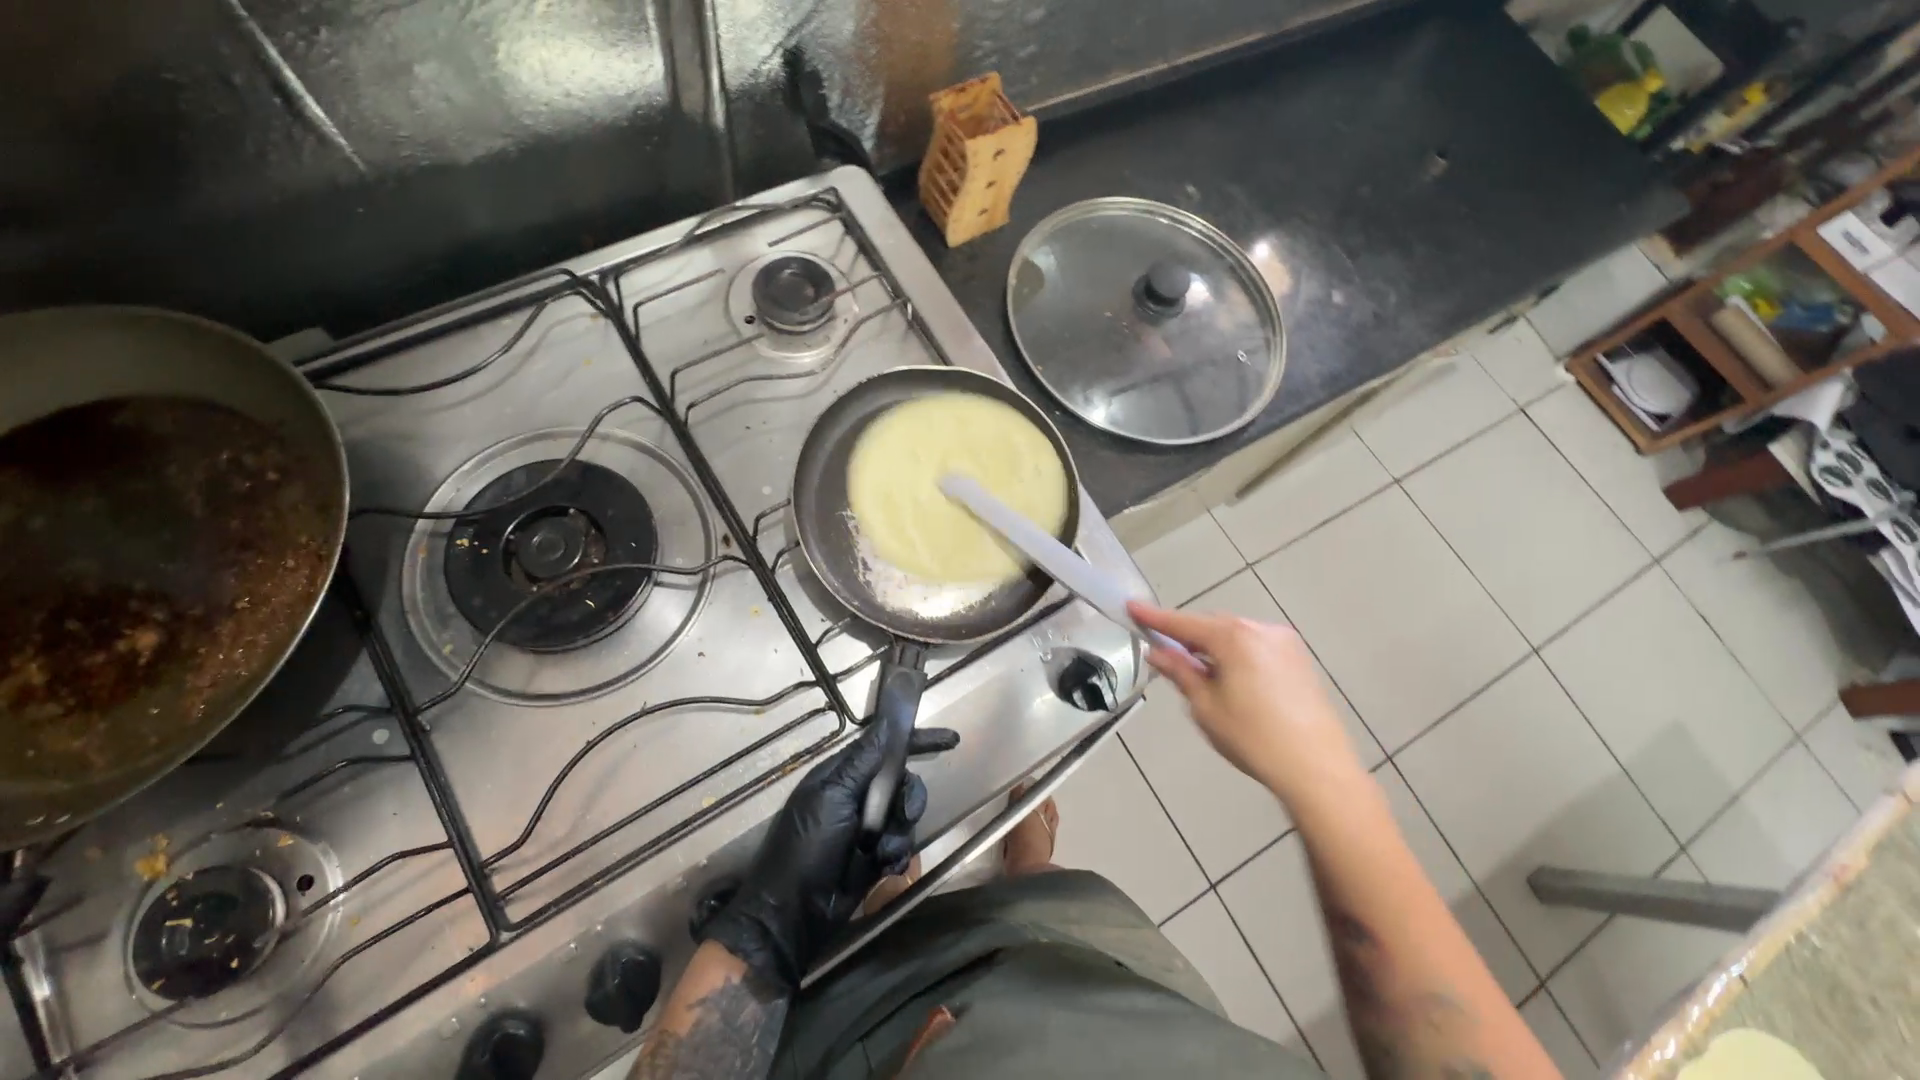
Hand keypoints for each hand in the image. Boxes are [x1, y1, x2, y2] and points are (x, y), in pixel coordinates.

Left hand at [699, 722, 958, 986]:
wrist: (794, 913)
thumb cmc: (807, 846)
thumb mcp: (834, 796)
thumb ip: (864, 760)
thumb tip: (887, 720)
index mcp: (842, 775)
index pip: (884, 747)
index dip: (916, 740)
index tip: (951, 739)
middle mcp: (856, 797)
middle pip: (903, 783)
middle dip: (909, 799)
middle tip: (903, 814)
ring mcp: (866, 829)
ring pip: (905, 817)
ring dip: (899, 835)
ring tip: (881, 853)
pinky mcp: (875, 857)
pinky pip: (902, 846)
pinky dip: (897, 856)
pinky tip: (885, 868)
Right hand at [1129, 601, 1364, 802]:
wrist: (1316, 767)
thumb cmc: (1253, 738)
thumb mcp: (1206, 707)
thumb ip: (1181, 673)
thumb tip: (1158, 653)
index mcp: (1235, 638)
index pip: (1184, 623)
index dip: (1155, 617)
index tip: (1131, 607)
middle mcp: (1261, 630)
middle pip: (1213, 626)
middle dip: (1187, 636)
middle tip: (1163, 652)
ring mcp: (1284, 643)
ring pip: (1236, 636)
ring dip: (1213, 647)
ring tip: (1196, 672)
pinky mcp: (1298, 660)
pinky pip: (1255, 647)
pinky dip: (1235, 655)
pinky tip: (1228, 678)